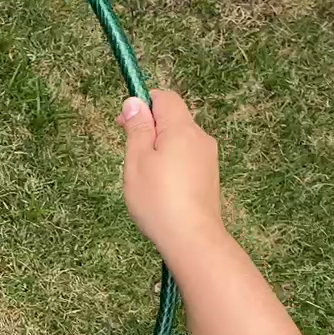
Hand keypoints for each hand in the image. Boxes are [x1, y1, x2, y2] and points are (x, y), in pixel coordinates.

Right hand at [118, 90, 225, 258]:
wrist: (191, 237)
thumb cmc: (157, 199)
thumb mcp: (137, 161)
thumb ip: (137, 129)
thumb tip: (134, 102)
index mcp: (181, 129)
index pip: (165, 98)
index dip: (143, 105)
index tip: (125, 126)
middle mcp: (200, 137)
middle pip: (173, 119)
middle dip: (150, 131)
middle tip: (132, 158)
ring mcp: (207, 157)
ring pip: (179, 140)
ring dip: (159, 150)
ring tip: (146, 179)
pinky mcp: (208, 175)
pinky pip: (186, 158)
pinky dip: (171, 164)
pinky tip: (161, 189)